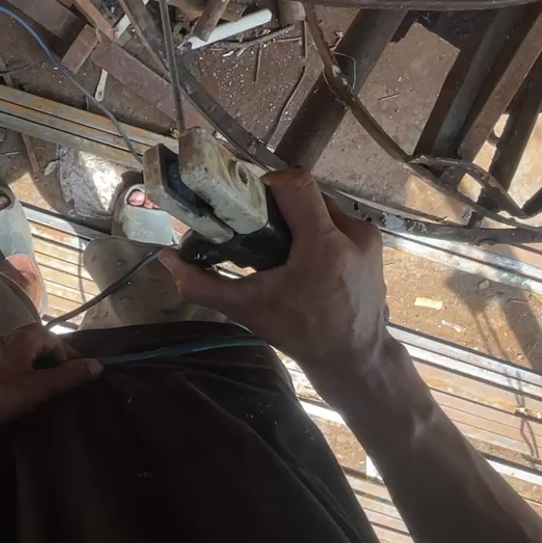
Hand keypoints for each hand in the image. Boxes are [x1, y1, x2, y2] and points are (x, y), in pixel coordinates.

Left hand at [0, 324, 102, 442]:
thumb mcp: (37, 388)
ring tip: (41, 379)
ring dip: (33, 358)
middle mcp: (5, 335)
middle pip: (36, 338)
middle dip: (51, 354)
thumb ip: (67, 376)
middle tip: (61, 374)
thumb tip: (97, 365)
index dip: (69, 356)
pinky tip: (14, 381)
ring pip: (18, 346)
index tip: (79, 373)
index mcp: (23, 337)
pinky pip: (4, 355)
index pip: (55, 340)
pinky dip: (17, 364)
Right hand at [158, 168, 397, 404]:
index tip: (247, 205)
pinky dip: (317, 230)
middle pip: (307, 194)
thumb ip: (203, 285)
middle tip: (257, 231)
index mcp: (323, 243)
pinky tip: (302, 257)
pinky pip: (337, 220)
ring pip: (323, 205)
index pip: (296, 184)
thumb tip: (168, 259)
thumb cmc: (299, 333)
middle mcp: (352, 232)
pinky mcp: (373, 243)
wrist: (353, 358)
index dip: (266, 184)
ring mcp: (367, 236)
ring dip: (298, 218)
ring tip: (279, 247)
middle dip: (279, 207)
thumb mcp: (246, 310)